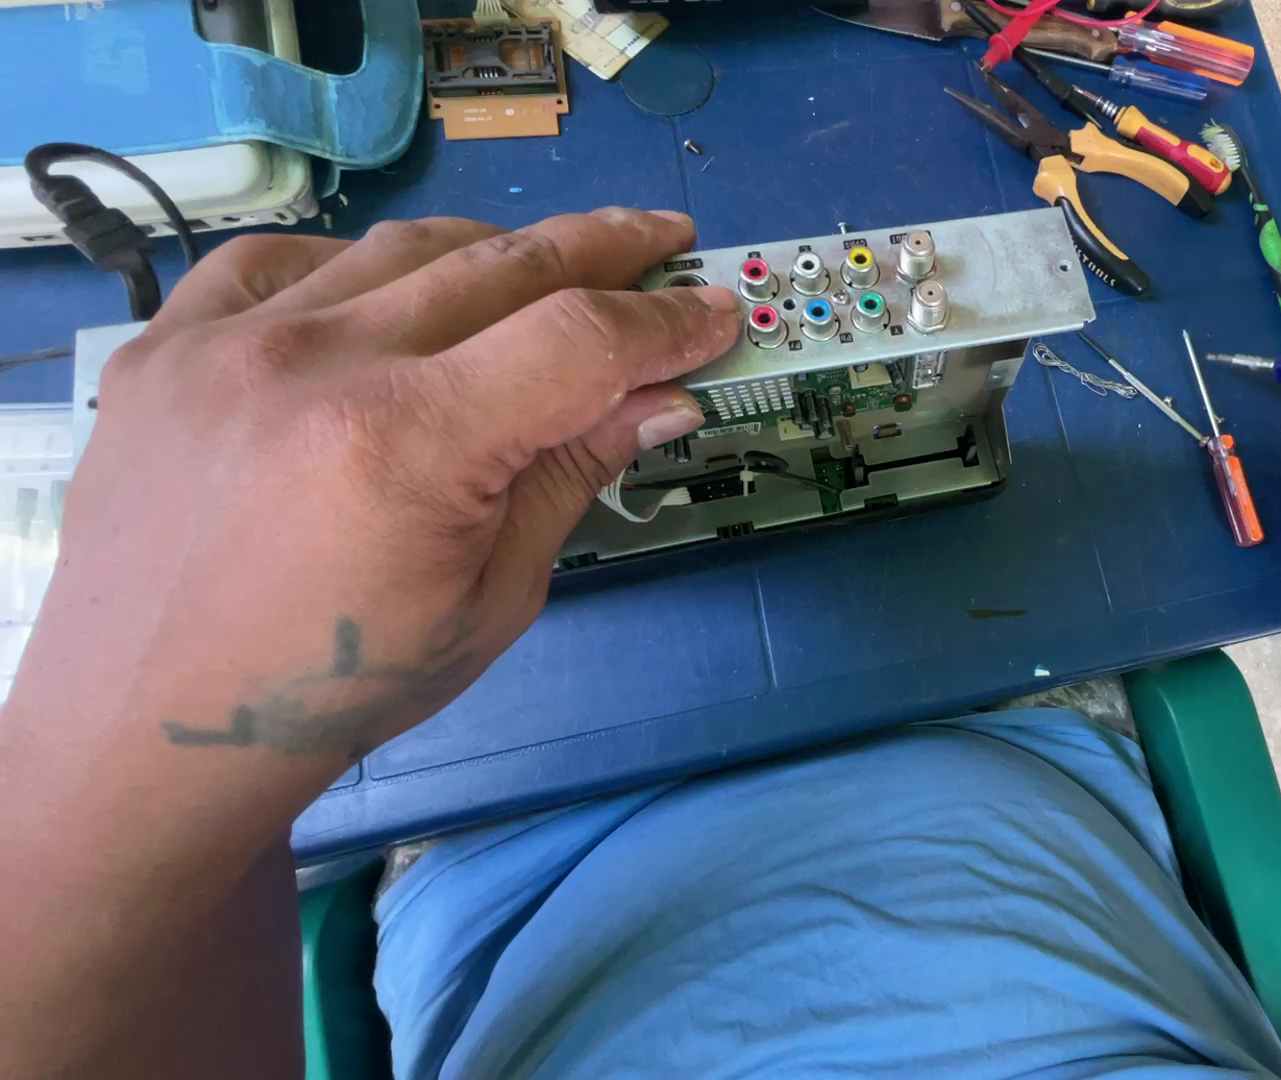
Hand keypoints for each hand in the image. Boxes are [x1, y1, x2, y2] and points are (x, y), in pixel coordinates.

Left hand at [6, 208, 735, 772]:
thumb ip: (577, 471)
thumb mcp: (505, 586)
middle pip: (506, 266)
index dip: (665, 322)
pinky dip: (386, 264)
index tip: (719, 312)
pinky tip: (422, 293)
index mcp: (410, 444)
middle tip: (671, 244)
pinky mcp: (172, 343)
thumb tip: (666, 402)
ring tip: (566, 270)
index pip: (578, 343)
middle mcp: (316, 364)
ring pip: (412, 248)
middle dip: (610, 248)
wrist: (162, 722)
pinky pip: (297, 260)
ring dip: (511, 251)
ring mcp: (227, 342)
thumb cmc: (362, 674)